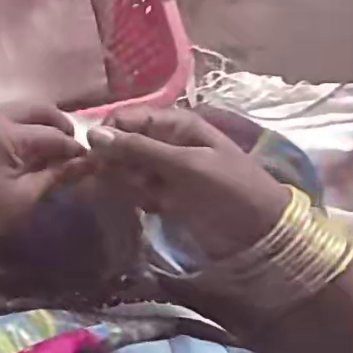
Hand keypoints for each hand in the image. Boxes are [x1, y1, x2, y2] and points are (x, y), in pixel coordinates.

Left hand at [0, 103, 90, 251]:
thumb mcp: (24, 197)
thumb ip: (56, 173)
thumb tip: (90, 162)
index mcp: (3, 131)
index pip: (50, 133)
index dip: (73, 147)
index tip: (90, 159)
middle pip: (34, 109)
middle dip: (57, 124)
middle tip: (71, 146)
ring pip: (15, 110)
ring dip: (36, 124)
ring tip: (51, 148)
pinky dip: (15, 128)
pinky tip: (25, 148)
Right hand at [87, 106, 291, 257]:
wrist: (259, 233)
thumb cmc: (229, 189)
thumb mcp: (185, 165)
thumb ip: (139, 149)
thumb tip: (92, 134)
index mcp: (173, 123)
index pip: (124, 118)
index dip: (108, 135)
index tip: (98, 158)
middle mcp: (163, 141)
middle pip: (120, 144)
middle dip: (119, 165)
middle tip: (138, 182)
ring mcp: (160, 168)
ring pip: (123, 169)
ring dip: (130, 185)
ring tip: (154, 197)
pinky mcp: (159, 192)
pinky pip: (133, 189)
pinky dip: (140, 198)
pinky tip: (157, 207)